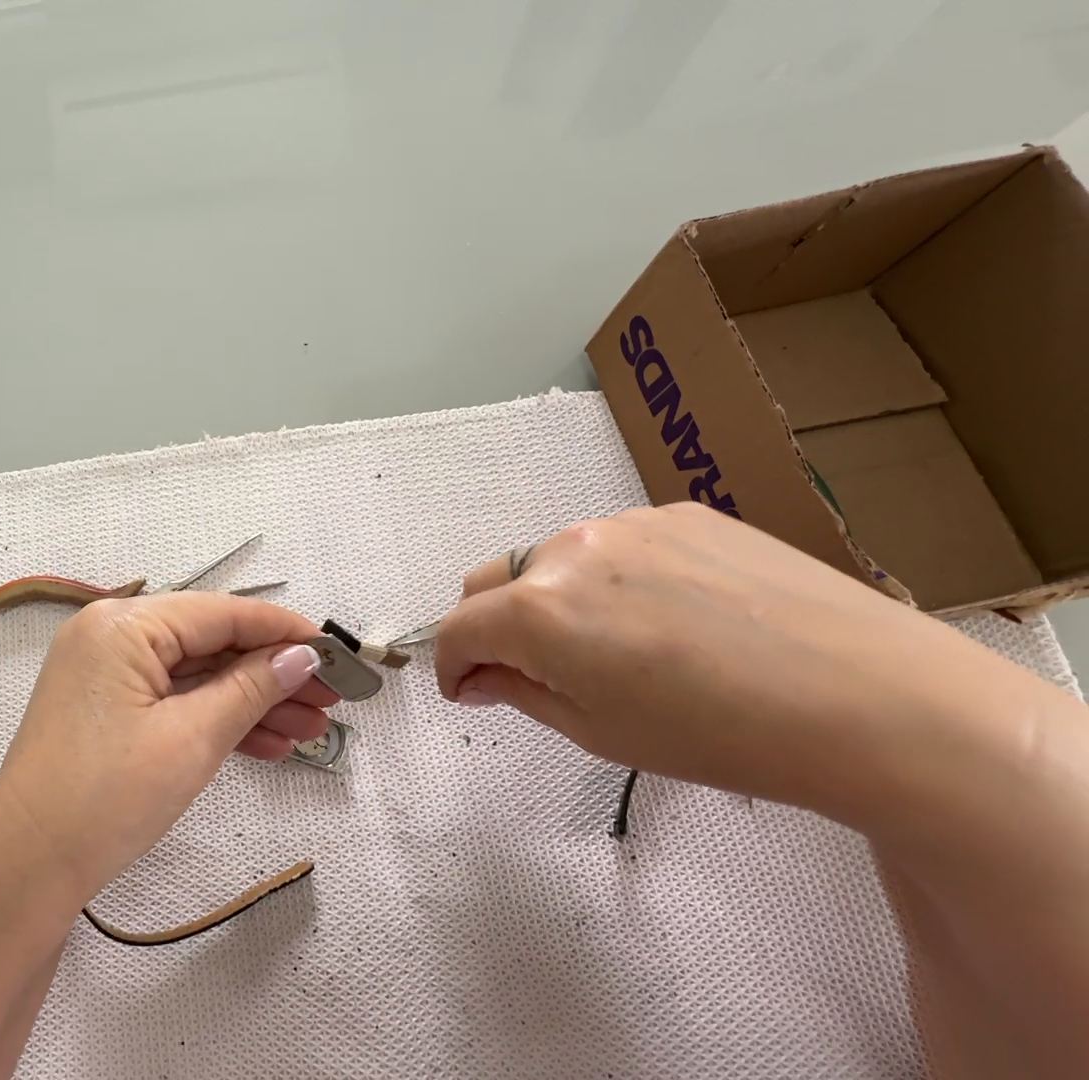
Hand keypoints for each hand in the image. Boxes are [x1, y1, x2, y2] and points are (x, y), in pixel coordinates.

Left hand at [0, 592, 339, 926]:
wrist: (27, 869)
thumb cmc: (107, 798)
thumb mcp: (191, 739)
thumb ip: (251, 688)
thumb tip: (302, 656)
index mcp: (123, 624)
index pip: (221, 612)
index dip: (284, 631)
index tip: (337, 652)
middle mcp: (109, 634)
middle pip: (209, 642)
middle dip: (272, 674)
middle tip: (331, 702)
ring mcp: (104, 671)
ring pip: (194, 674)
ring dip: (251, 702)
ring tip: (310, 732)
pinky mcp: (104, 706)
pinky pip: (170, 699)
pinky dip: (214, 720)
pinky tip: (266, 746)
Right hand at [430, 501, 1066, 826]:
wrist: (879, 701)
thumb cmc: (723, 736)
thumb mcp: (598, 731)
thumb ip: (519, 690)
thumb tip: (478, 675)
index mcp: (538, 610)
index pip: (456, 629)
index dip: (453, 667)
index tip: (469, 691)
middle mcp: (569, 550)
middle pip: (489, 581)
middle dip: (489, 625)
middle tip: (531, 669)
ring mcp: (629, 522)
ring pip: (551, 559)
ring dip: (550, 598)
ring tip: (616, 644)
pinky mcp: (683, 513)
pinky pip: (614, 542)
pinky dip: (610, 576)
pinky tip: (669, 616)